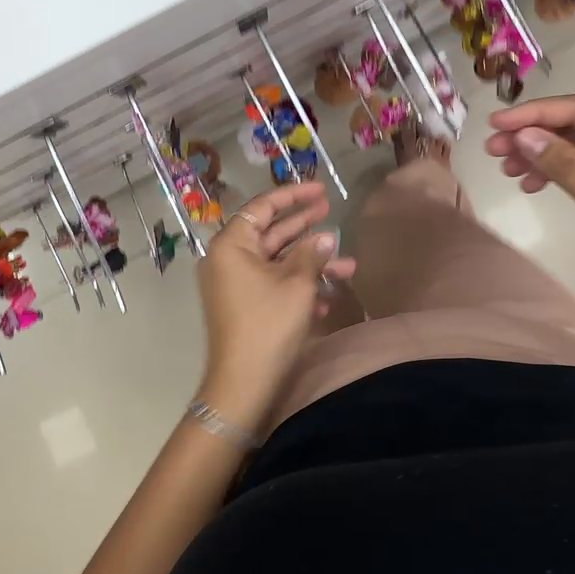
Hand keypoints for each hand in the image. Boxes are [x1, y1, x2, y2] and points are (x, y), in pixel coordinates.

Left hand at [196, 183, 356, 423]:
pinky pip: (272, 284)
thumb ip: (312, 255)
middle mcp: (227, 259)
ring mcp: (234, 284)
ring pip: (276, 261)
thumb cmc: (268, 325)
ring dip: (310, 261)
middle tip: (330, 210)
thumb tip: (325, 238)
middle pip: (269, 231)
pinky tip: (329, 296)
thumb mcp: (297, 286)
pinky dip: (298, 285)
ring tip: (347, 261)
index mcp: (231, 244)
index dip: (294, 195)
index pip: (262, 206)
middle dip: (303, 225)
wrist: (242, 384)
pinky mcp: (243, 306)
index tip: (321, 189)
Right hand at [485, 94, 574, 310]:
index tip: (496, 122)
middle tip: (492, 148)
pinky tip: (529, 184)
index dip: (537, 113)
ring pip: (572, 144)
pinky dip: (551, 171)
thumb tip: (521, 135)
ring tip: (504, 167)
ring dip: (537, 152)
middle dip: (532, 133)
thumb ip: (565, 164)